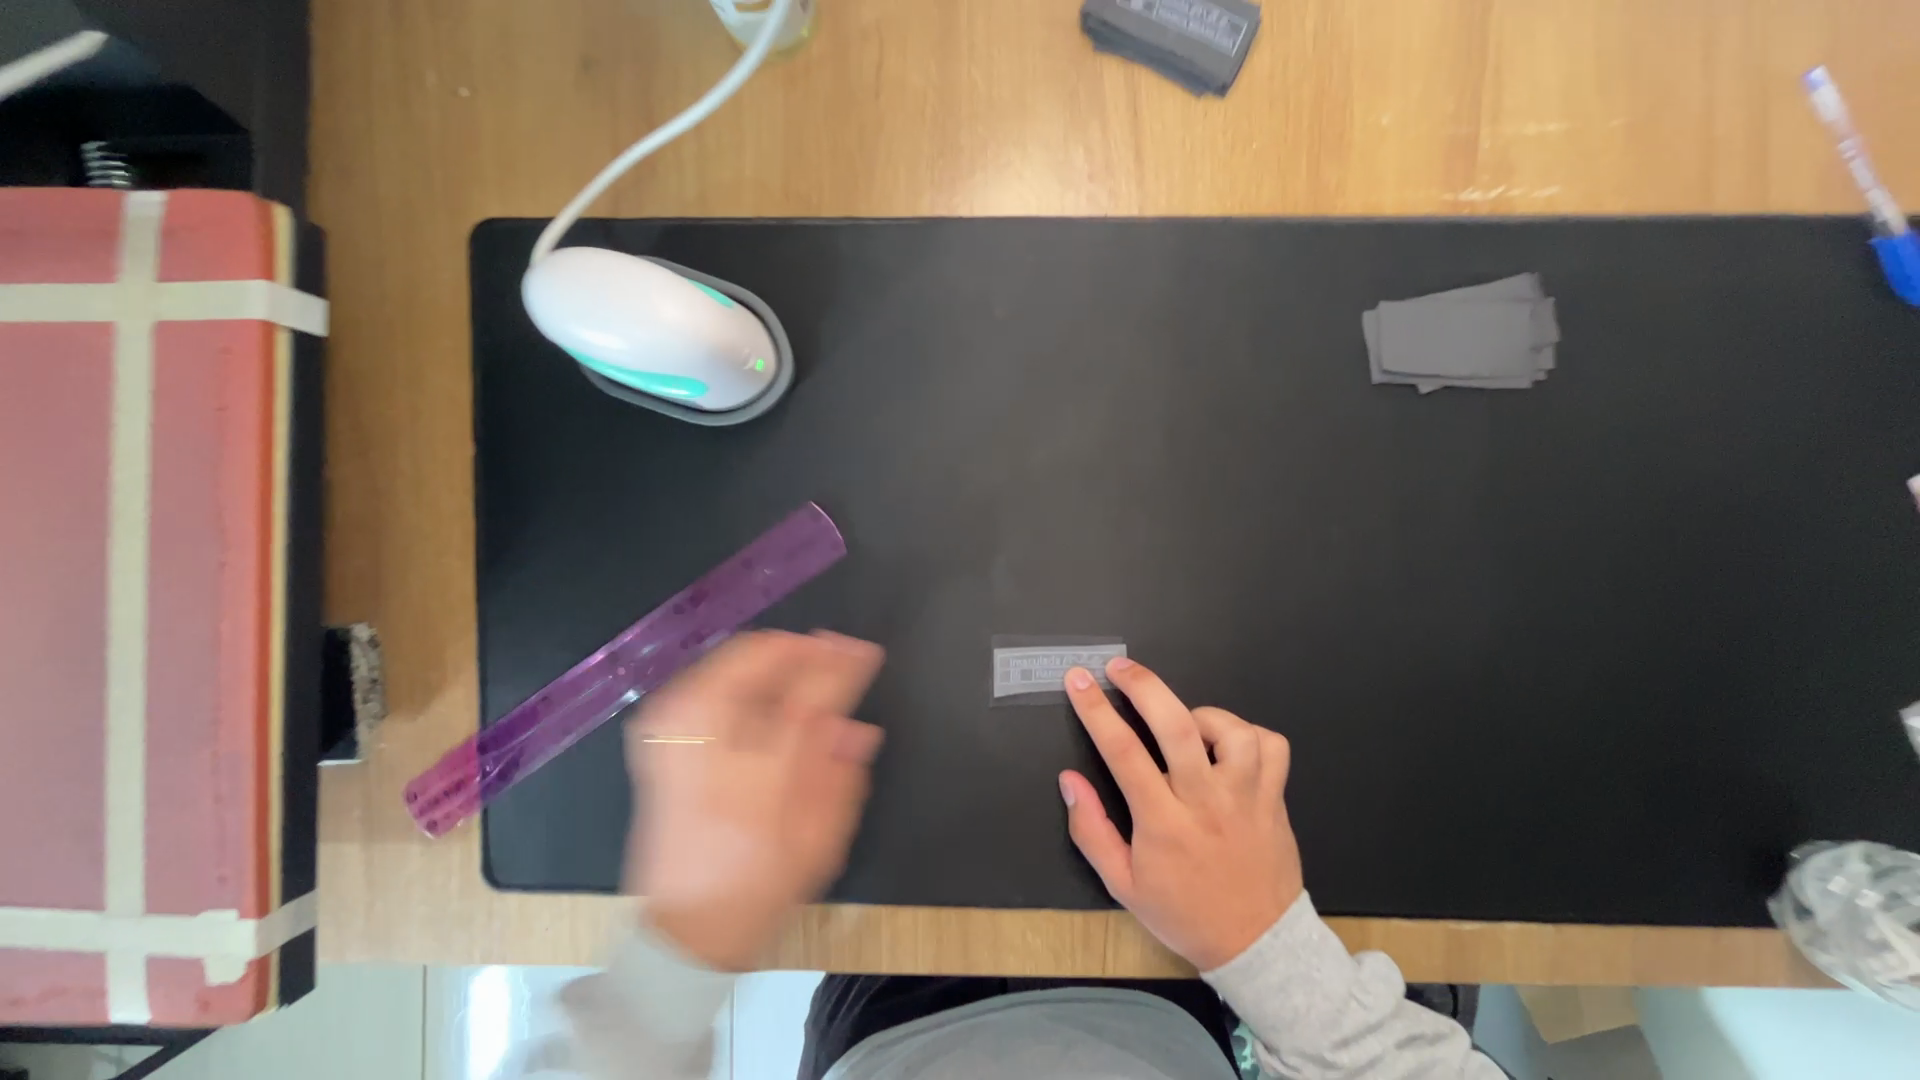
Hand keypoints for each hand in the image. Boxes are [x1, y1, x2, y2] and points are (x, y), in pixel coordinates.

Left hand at [626, 629, 884, 970]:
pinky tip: (769, 696)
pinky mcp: (658, 732)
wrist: (682, 928)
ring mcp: (672, 727)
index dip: (843, 662)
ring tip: (808, 676)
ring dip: (777, 661)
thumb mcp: (818, 840)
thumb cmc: (759, 888)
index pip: (808, 690)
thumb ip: (840, 773)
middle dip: (806, 650)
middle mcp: (704, 734)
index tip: (866, 652)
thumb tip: (858, 726)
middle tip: (838, 656)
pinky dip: (746, 675)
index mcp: (753, 766)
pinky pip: (710, 677)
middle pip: (761, 655)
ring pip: (733, 659)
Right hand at [1059, 657, 1303, 970]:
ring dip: (1201, 713)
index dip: (1096, 711)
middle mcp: (1206, 803)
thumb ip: (1091, 830)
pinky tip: (1226, 744)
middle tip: (1121, 668)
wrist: (1256, 944)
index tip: (1079, 680)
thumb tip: (1068, 779)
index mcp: (1163, 824)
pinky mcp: (1275, 799)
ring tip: (1183, 722)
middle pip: (1177, 727)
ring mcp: (1247, 798)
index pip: (1123, 753)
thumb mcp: (1122, 884)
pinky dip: (1247, 733)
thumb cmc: (1182, 912)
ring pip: (1231, 731)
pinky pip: (1271, 746)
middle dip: (1144, 686)